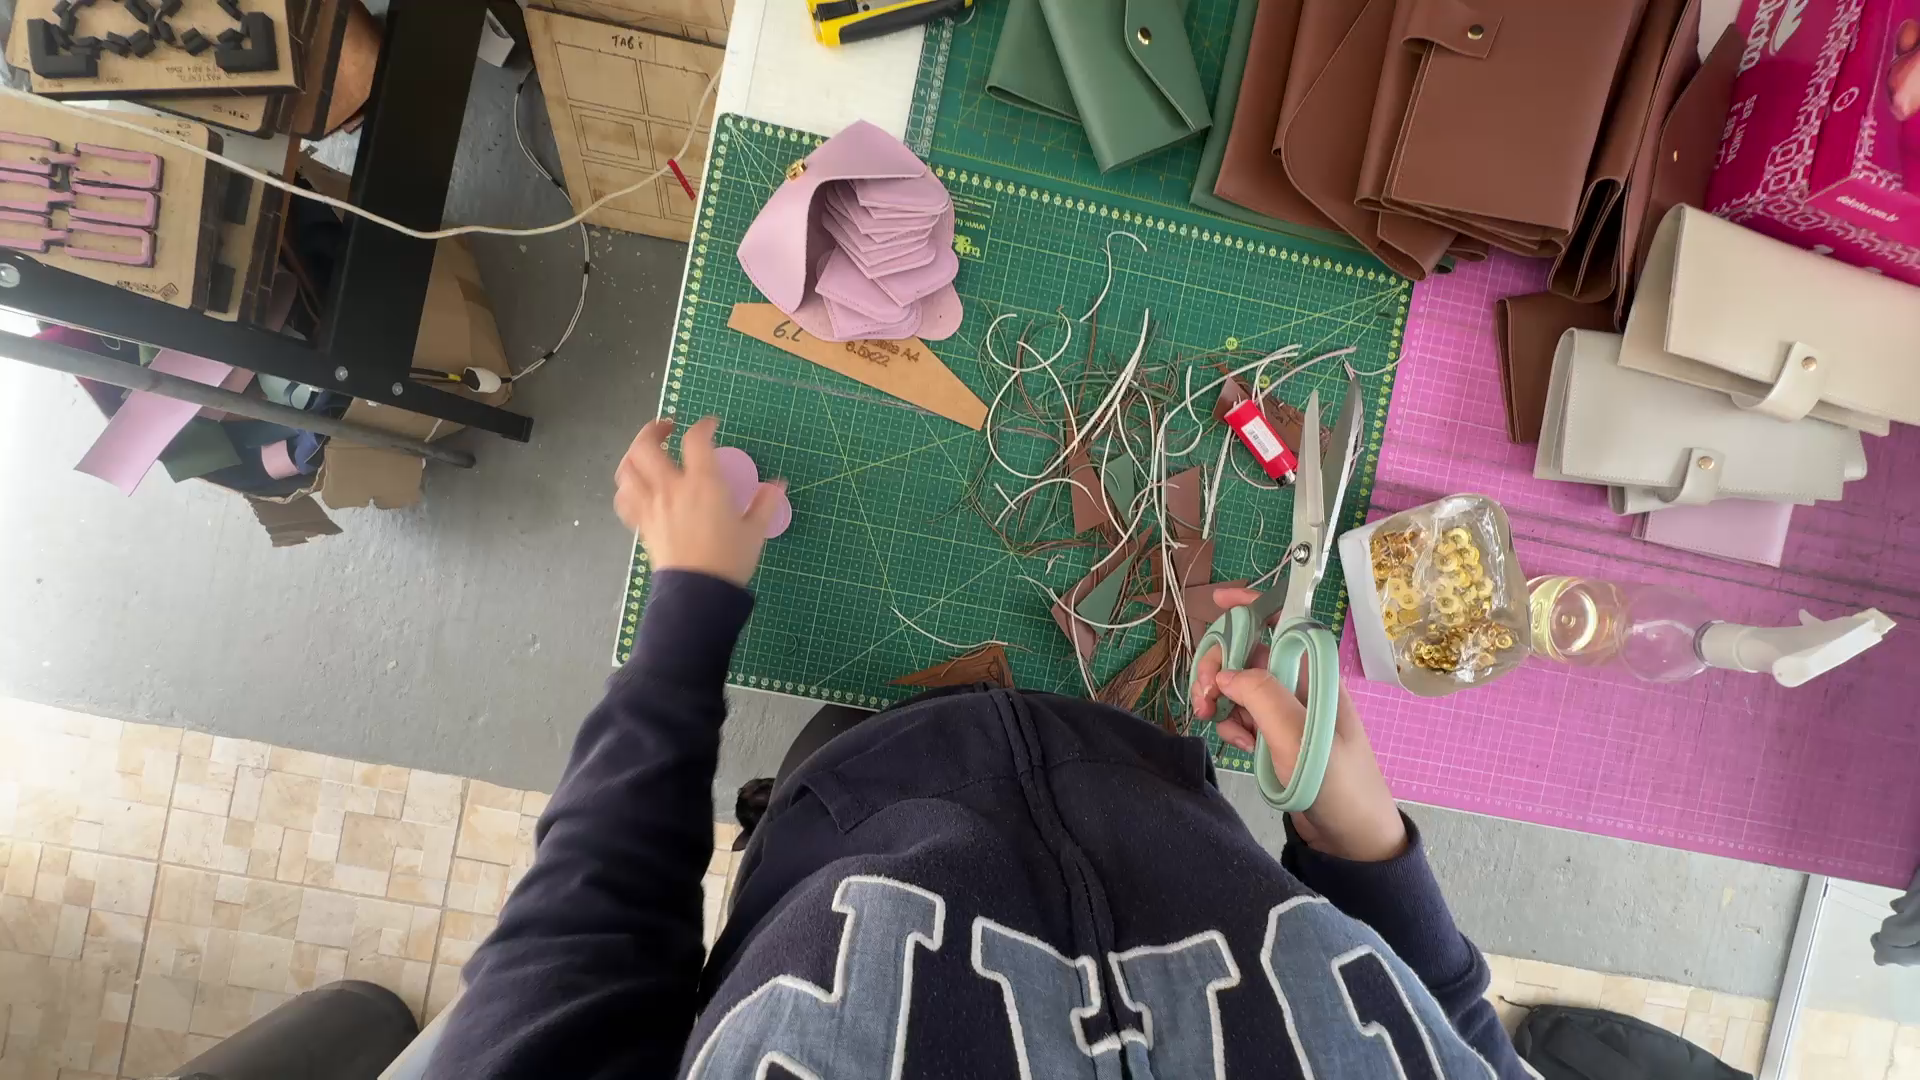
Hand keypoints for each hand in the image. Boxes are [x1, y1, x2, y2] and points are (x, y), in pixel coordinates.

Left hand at [614, 416, 783, 586]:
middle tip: (668, 429)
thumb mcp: (754, 531)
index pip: (696, 440)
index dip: (703, 426)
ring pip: (627, 468)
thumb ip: (765, 503)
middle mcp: (672, 488)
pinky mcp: (641, 524)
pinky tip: (637, 487)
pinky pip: (624, 499)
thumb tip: (778, 485)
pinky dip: (626, 487)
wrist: (699, 592)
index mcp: (704, 484)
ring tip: (646, 453)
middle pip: (645, 445)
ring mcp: (652, 505)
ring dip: (634, 454)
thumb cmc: (730, 559)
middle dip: (654, 429)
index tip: (711, 425)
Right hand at [1194, 586, 1406, 861]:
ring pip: (1237, 683)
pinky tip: (1238, 744)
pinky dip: (1231, 724)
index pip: (1283, 621)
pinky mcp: (1274, 732)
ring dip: (1219, 698)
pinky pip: (1240, 713)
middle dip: (1217, 665)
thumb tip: (1226, 674)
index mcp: (1312, 673)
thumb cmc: (1335, 781)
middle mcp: (1297, 683)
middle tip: (1204, 695)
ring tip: (1212, 721)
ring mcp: (1285, 708)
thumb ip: (1260, 694)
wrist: (1351, 837)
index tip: (1217, 600)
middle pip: (1245, 652)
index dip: (1251, 604)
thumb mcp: (1296, 734)